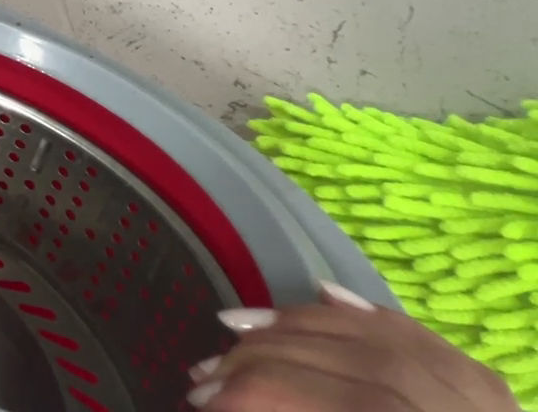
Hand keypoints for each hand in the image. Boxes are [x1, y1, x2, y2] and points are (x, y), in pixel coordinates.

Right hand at [189, 283, 516, 411]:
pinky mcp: (487, 385)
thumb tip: (215, 399)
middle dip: (267, 359)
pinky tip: (316, 291)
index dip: (268, 391)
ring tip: (231, 325)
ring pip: (384, 341)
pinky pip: (419, 334)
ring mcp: (491, 404)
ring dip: (293, 323)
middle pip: (364, 368)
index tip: (200, 397)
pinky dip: (362, 310)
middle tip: (203, 370)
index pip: (356, 406)